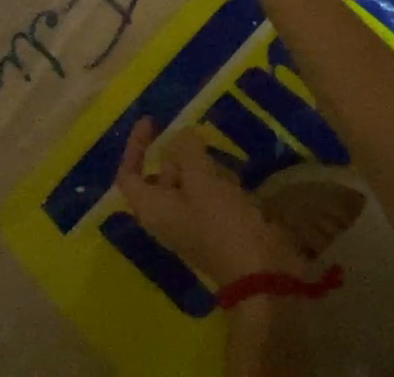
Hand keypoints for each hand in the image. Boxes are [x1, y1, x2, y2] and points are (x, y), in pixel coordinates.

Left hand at [115, 118, 309, 284]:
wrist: (264, 274)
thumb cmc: (222, 223)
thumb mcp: (201, 180)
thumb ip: (186, 151)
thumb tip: (181, 135)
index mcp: (152, 209)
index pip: (128, 175)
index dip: (135, 146)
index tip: (152, 120)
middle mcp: (167, 218)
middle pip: (161, 177)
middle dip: (177, 154)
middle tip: (196, 136)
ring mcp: (193, 224)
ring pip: (188, 184)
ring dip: (201, 165)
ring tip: (219, 153)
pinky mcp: (218, 228)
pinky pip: (211, 197)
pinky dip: (219, 181)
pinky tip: (236, 175)